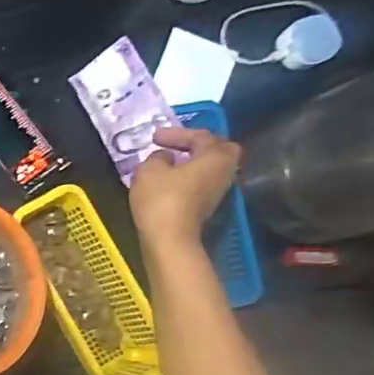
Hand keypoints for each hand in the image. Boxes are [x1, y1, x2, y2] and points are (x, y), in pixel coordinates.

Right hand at [129, 127, 241, 245]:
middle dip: (198, 145)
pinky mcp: (207, 207)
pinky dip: (188, 177)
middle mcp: (224, 171)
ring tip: (170, 163)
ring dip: (192, 162)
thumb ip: (157, 157)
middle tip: (178, 145)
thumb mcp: (149, 170)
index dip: (176, 133)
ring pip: (210, 168)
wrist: (169, 240)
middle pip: (218, 150)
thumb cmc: (161, 199)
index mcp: (215, 156)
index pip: (200, 135)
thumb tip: (165, 157)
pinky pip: (202, 183)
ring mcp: (218, 191)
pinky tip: (170, 181)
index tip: (154, 138)